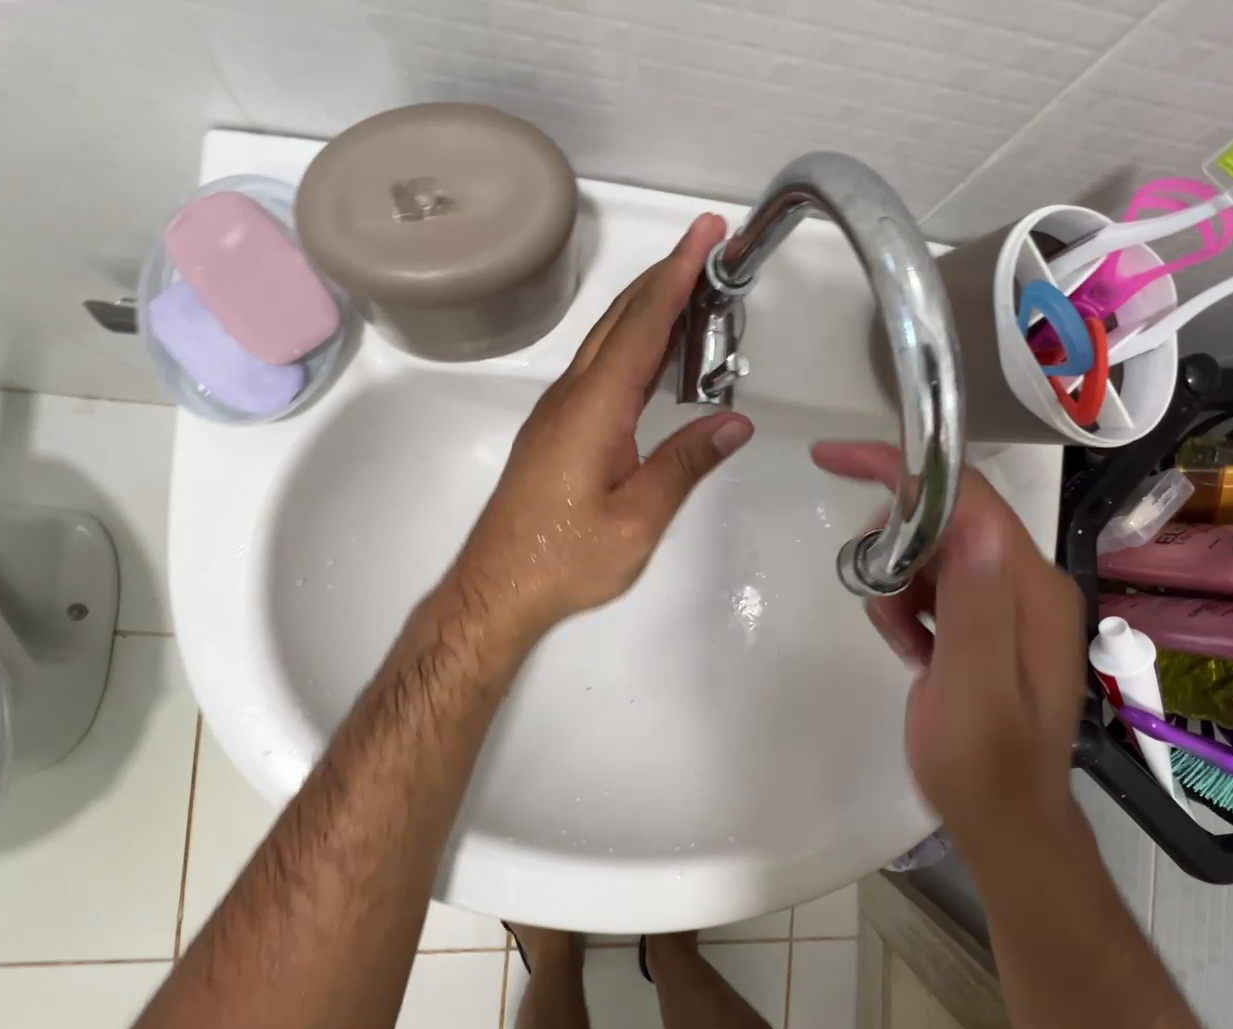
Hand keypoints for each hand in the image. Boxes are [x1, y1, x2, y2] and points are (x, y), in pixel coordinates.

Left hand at [452, 214, 752, 638]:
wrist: (497, 589)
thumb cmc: (564, 560)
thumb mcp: (636, 520)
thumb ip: (684, 466)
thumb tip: (735, 422)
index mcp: (594, 410)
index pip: (642, 326)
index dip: (677, 276)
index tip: (705, 234)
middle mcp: (572, 397)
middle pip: (620, 320)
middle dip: (665, 276)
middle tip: (707, 246)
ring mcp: (559, 413)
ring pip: (607, 341)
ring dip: (648, 307)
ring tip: (692, 288)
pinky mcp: (556, 431)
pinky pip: (600, 368)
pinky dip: (633, 344)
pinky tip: (655, 354)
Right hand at [811, 442, 1085, 834]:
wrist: (1004, 820)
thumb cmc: (983, 762)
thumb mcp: (973, 688)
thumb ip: (977, 605)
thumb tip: (974, 523)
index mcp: (1030, 588)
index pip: (966, 497)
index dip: (900, 470)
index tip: (833, 460)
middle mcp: (1026, 582)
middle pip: (946, 521)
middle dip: (895, 546)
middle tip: (876, 599)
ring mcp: (1008, 603)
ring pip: (934, 554)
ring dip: (899, 585)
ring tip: (901, 638)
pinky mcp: (987, 624)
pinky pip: (936, 587)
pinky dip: (909, 607)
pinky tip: (912, 648)